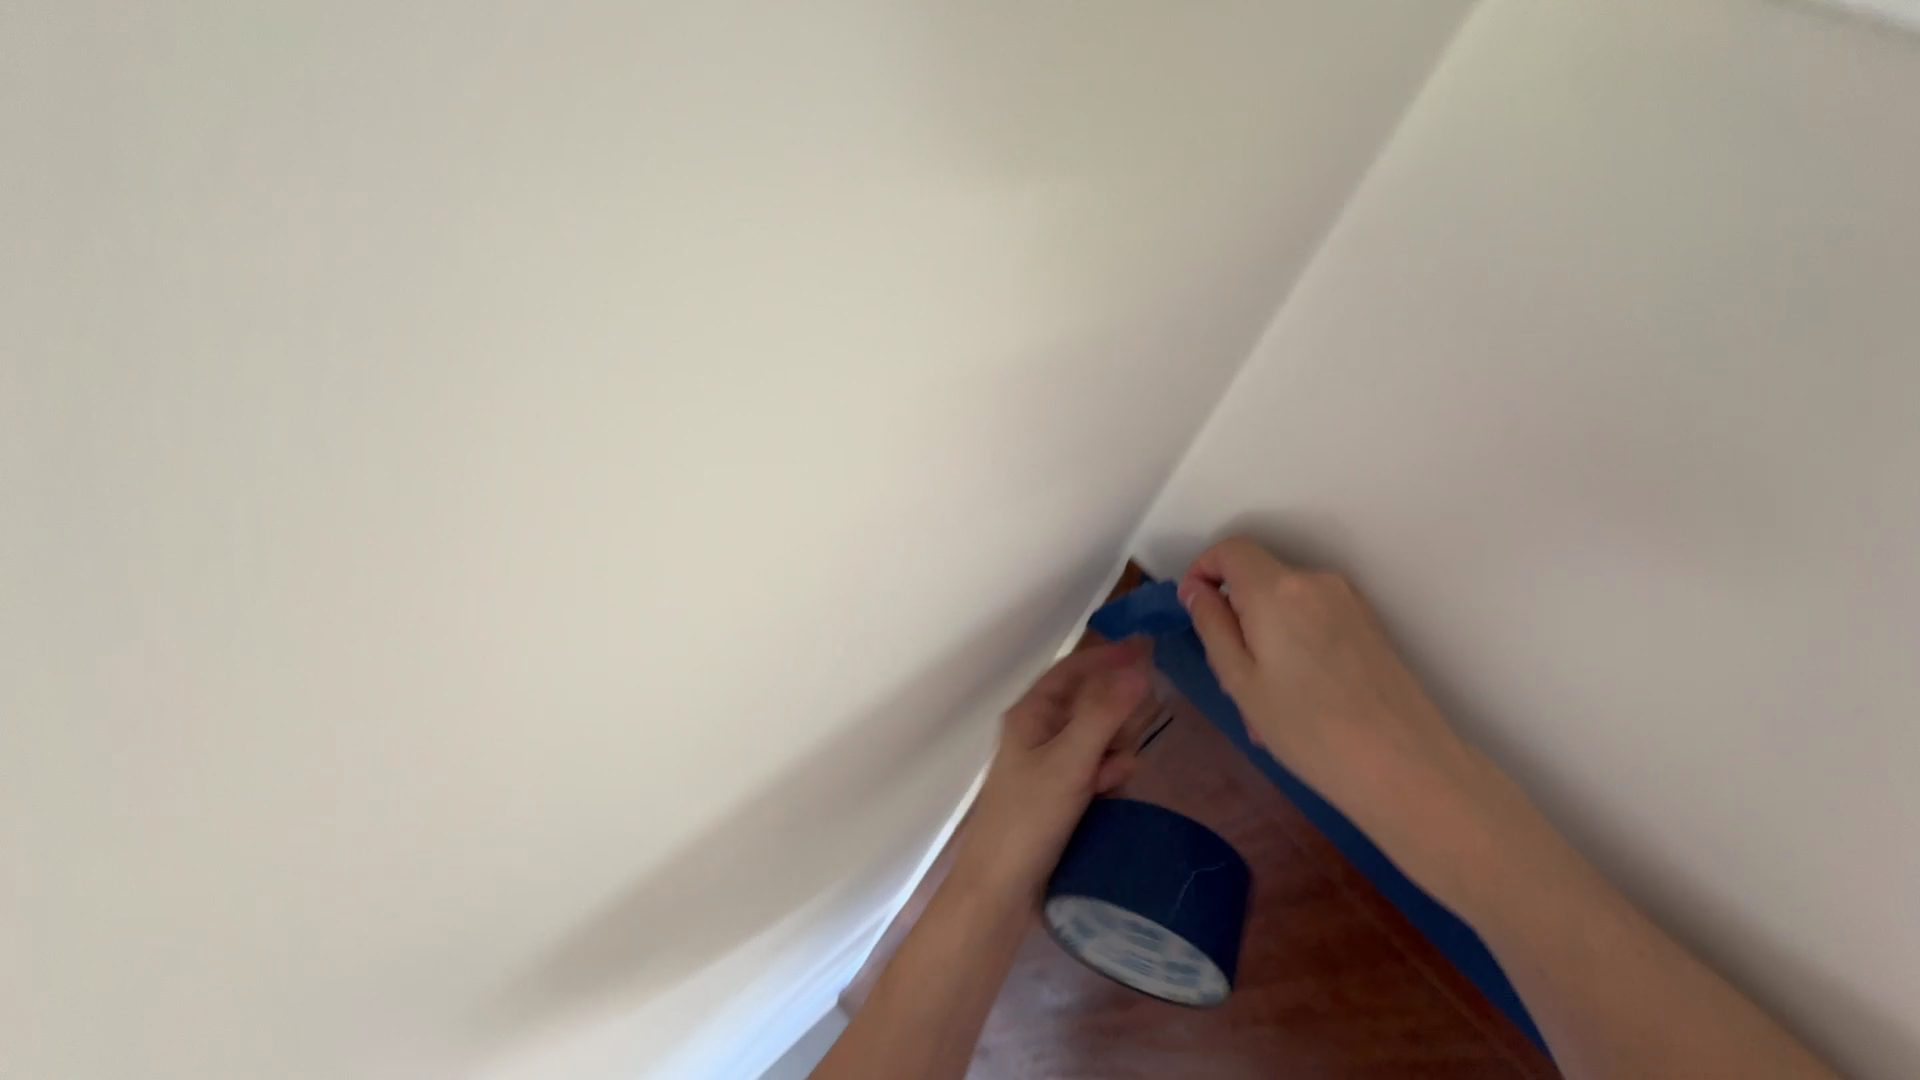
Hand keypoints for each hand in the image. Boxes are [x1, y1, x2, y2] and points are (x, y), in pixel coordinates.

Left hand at [954, 641, 1151, 903]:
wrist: (1001, 889)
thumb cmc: (1029, 818)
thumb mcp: (1070, 761)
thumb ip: (1104, 715)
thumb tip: (1138, 671)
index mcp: (1030, 714)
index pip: (1073, 670)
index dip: (1107, 658)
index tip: (1147, 650)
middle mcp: (1037, 733)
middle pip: (1089, 703)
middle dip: (1114, 715)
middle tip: (1130, 733)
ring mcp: (1048, 765)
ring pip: (1096, 739)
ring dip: (1113, 748)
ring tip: (1119, 771)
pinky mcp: (1060, 796)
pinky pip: (1094, 771)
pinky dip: (1107, 774)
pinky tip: (1115, 789)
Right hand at [1176, 538, 1499, 894]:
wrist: (1405, 766)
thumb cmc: (1308, 728)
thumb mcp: (1239, 680)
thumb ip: (1212, 625)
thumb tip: (1196, 590)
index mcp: (1277, 589)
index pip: (1229, 549)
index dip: (1202, 572)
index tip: (1194, 612)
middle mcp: (1316, 582)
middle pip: (1257, 580)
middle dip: (1235, 616)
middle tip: (1230, 678)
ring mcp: (1348, 602)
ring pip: (1285, 605)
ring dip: (1264, 638)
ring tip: (1266, 701)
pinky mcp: (1368, 625)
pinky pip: (1313, 620)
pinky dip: (1293, 645)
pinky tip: (1299, 698)